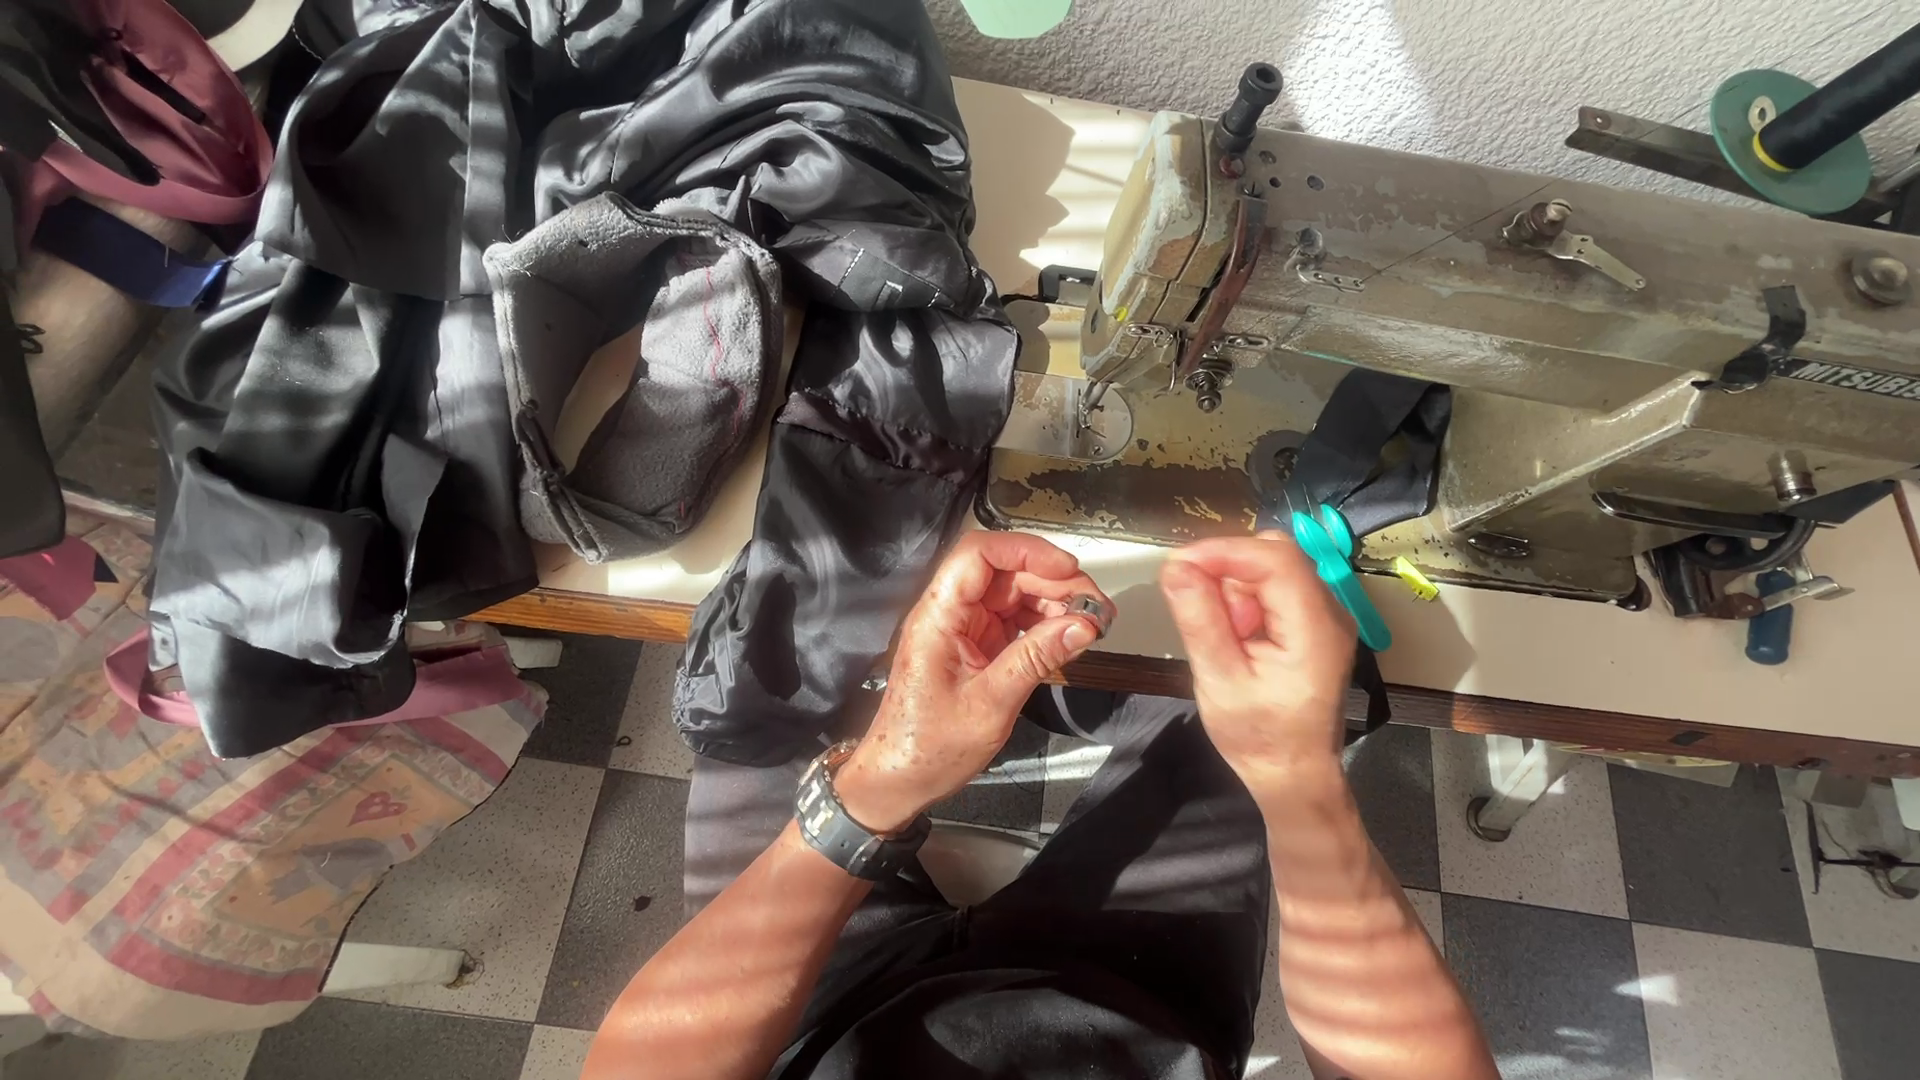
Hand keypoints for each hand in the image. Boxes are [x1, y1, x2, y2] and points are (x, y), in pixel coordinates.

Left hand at [835, 532, 1112, 833]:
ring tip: (1094, 622)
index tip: (1069, 569)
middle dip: (1054, 580)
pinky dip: (1044, 623)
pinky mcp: (976, 644)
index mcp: (938, 616)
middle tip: (1098, 607)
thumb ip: (1036, 659)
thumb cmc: (930, 747)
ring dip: (1055, 601)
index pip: (978, 554)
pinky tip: (1071, 634)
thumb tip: (1084, 625)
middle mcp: (949, 612)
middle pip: (1005, 571)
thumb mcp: (990, 704)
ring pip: (1014, 593)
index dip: (1026, 550)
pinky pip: (1014, 619)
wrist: (899, 780)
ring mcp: (963, 627)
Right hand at [1158, 534, 1356, 790]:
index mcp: (1314, 629)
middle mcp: (1329, 612)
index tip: (1177, 565)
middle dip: (1228, 569)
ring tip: (1225, 634)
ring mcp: (1324, 615)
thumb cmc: (1257, 736)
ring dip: (1235, 586)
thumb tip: (1176, 567)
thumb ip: (1200, 620)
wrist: (1292, 773)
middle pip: (1276, 554)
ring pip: (1272, 567)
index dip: (1223, 551)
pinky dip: (1244, 598)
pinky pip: (1274, 587)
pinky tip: (1236, 634)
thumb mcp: (1218, 680)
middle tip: (1203, 609)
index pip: (1274, 560)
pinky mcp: (1311, 622)